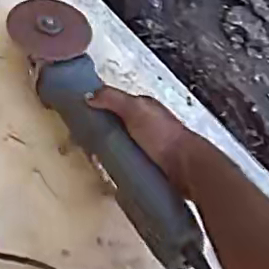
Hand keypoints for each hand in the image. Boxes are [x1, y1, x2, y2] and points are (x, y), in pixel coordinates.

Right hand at [87, 86, 208, 196]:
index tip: (80, 116)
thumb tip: (88, 95)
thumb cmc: (163, 136)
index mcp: (144, 107)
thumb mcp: (135, 109)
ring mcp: (149, 147)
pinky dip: (119, 166)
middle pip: (116, 125)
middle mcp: (146, 125)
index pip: (115, 102)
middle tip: (85, 144)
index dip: (98, 106)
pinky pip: (128, 164)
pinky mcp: (151, 167)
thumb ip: (112, 99)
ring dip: (109, 152)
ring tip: (96, 161)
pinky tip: (111, 173)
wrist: (189, 170)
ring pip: (121, 146)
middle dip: (101, 132)